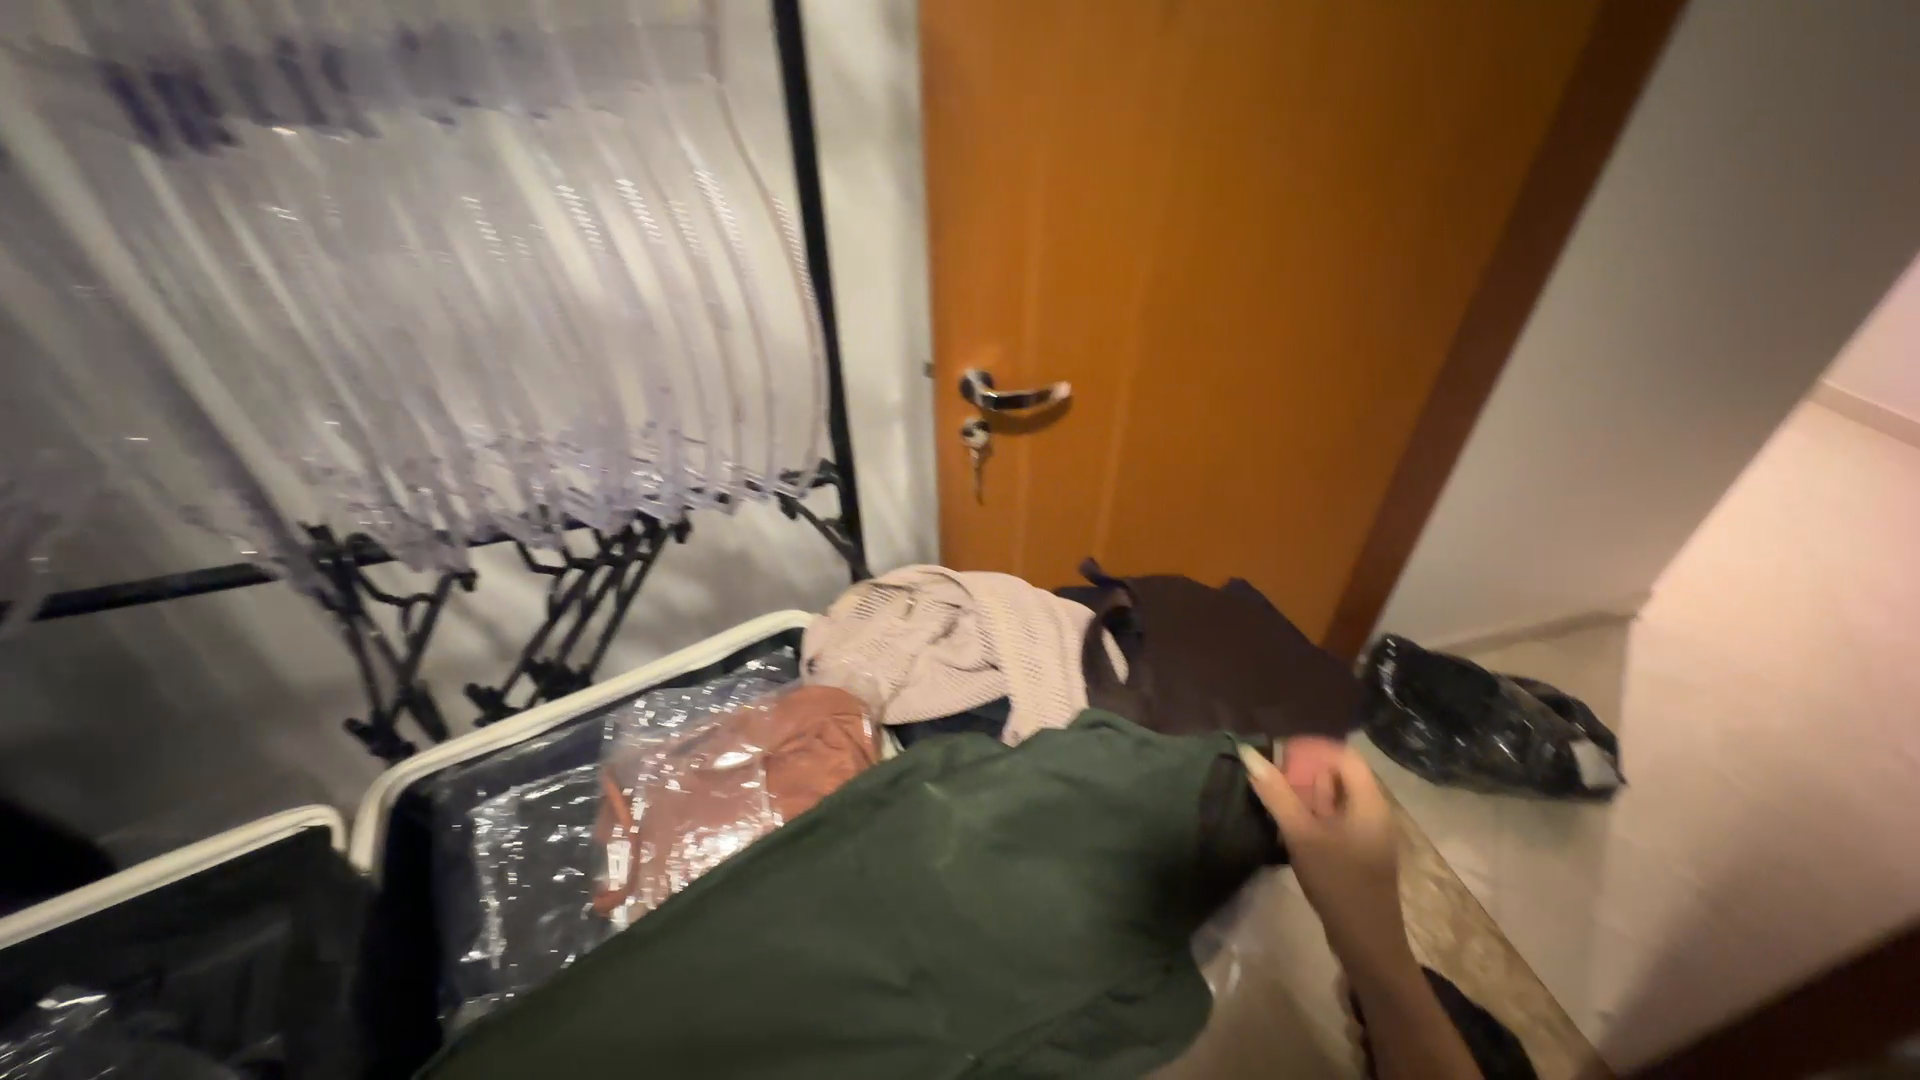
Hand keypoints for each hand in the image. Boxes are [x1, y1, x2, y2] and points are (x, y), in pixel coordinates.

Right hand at [1239, 742, 1410, 977]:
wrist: (1366, 943)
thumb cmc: (1338, 882)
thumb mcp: (1302, 835)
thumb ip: (1276, 793)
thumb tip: (1249, 754)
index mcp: (1369, 803)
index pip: (1344, 755)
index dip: (1312, 749)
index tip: (1279, 753)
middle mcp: (1372, 812)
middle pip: (1338, 775)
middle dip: (1303, 772)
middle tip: (1269, 779)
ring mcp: (1365, 834)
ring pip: (1333, 800)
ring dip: (1303, 795)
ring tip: (1271, 800)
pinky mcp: (1356, 853)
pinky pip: (1332, 820)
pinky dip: (1309, 816)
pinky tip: (1285, 827)